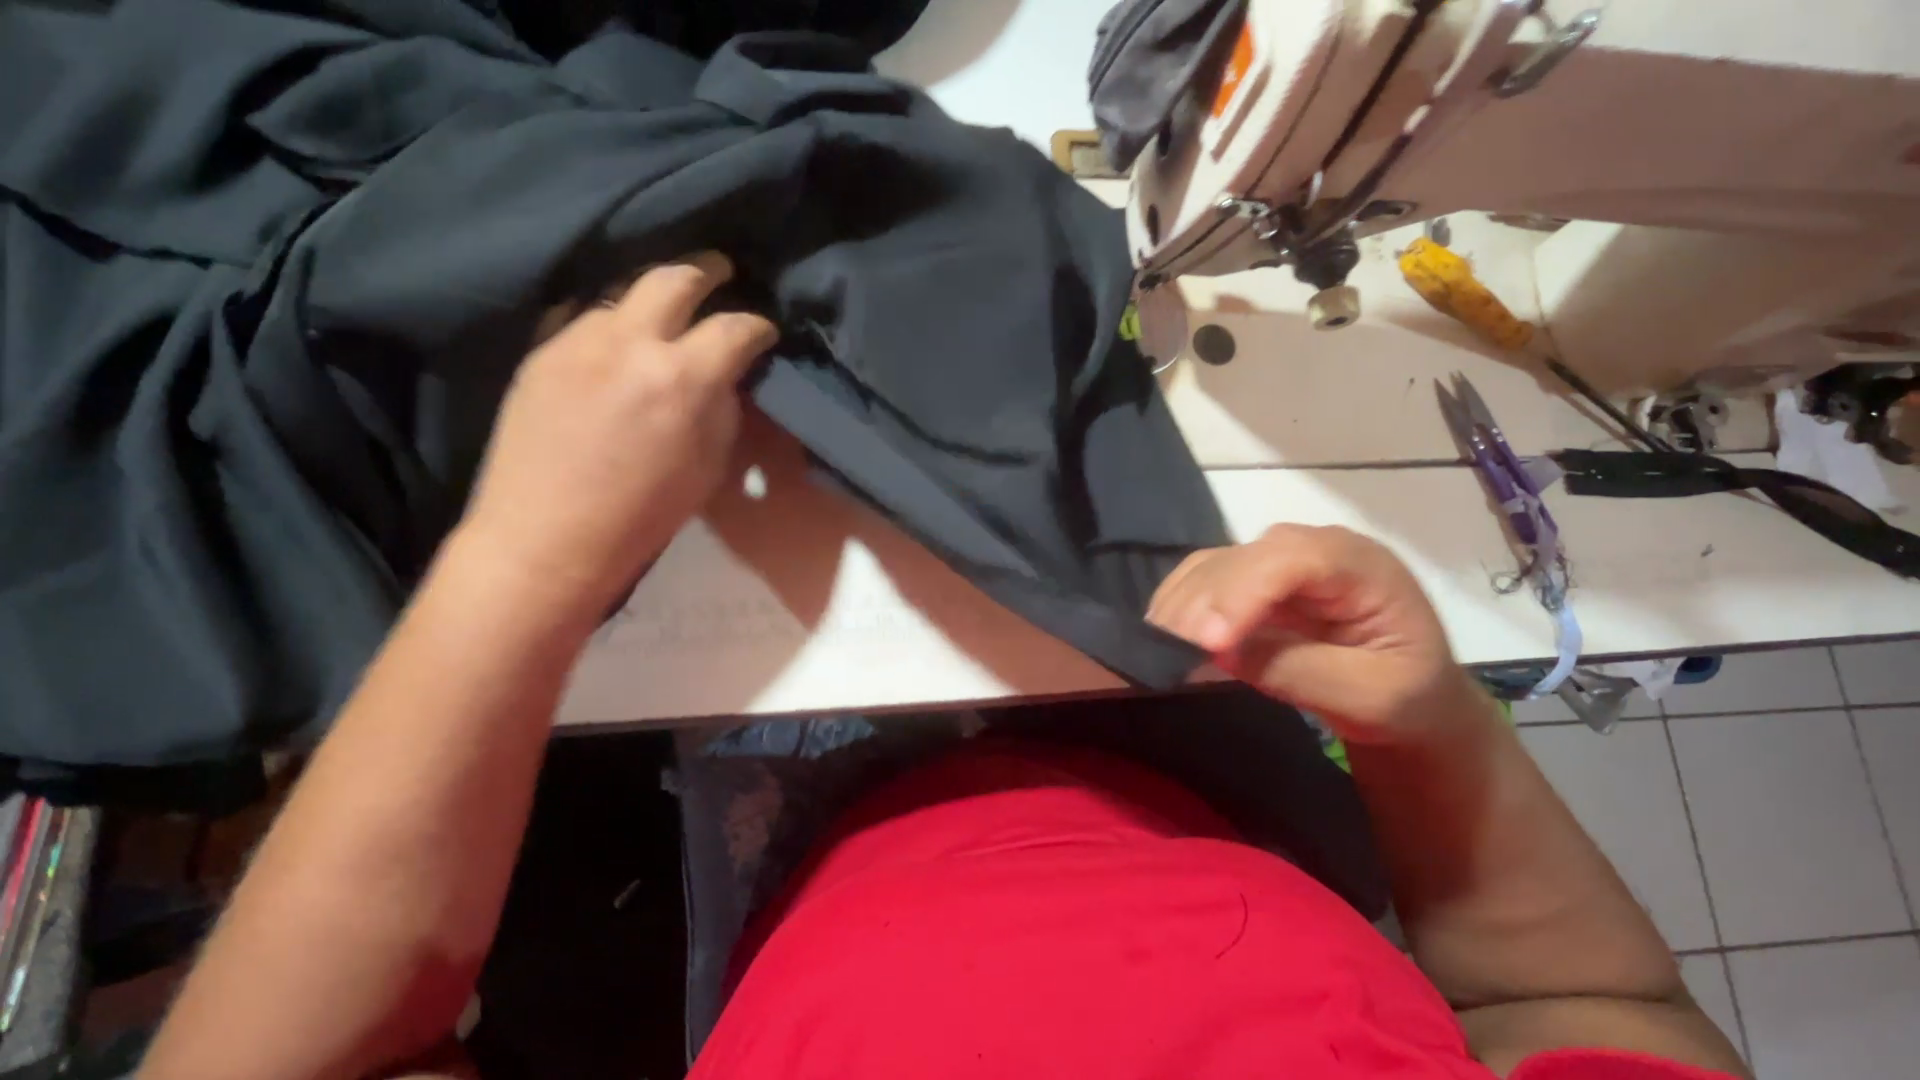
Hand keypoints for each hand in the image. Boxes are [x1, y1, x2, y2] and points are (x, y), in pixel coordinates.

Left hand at [455, 252, 777, 628]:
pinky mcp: (540, 352)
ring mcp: (577, 341)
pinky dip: (612, 320)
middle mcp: (630, 344)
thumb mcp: (707, 465)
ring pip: (623, 290)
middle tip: (721, 273)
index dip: (758, 326)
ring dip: (653, 295)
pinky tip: (618, 338)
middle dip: (707, 271)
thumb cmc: (642, 516)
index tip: (763, 332)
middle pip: (675, 276)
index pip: (735, 327)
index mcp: (682, 379)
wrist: (545, 540)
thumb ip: (721, 407)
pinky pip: (584, 317)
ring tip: (665, 309)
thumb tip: (725, 376)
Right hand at [1148, 525, 1476, 744]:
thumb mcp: (1370, 697)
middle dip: (1204, 603)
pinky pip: (1204, 579)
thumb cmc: (1404, 697)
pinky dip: (1178, 605)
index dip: (1244, 592)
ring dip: (1182, 605)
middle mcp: (1315, 547)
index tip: (1209, 641)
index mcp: (1363, 567)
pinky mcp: (1251, 578)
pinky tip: (1163, 636)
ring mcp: (1279, 559)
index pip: (1295, 560)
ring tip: (1160, 650)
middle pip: (1245, 558)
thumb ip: (1300, 672)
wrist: (1413, 695)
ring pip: (1215, 565)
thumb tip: (1221, 652)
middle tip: (1169, 652)